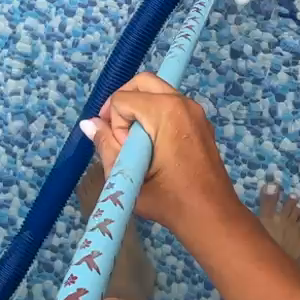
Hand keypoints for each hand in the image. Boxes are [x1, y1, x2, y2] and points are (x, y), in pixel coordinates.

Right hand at [80, 73, 244, 233]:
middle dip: (123, 103)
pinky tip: (153, 146)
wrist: (211, 216)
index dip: (115, 124)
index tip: (123, 149)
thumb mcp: (127, 176)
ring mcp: (195, 110)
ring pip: (157, 91)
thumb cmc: (169, 200)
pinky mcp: (201, 122)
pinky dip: (155, 115)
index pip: (122, 99)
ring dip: (139, 109)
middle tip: (116, 133)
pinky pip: (171, 104)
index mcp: (166, 111)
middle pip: (142, 82)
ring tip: (135, 143)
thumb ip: (106, 145)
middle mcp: (182, 102)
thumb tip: (89, 124)